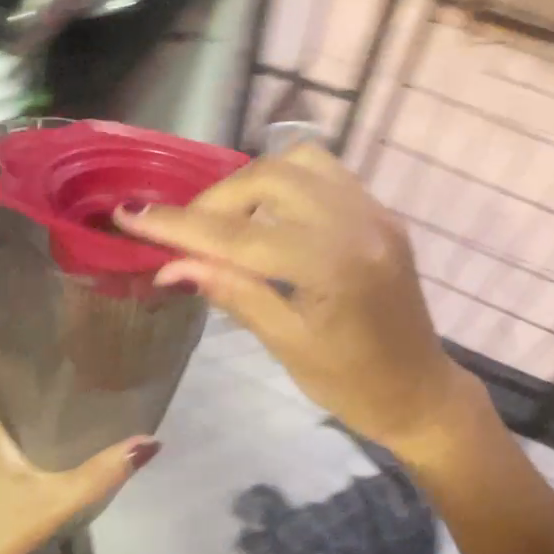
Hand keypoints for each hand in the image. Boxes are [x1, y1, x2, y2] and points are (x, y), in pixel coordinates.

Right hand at [116, 143, 474, 457]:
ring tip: (227, 219)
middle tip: (185, 229)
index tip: (131, 215)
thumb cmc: (353, 386)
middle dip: (218, 198)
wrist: (422, 393)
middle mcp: (360, 223)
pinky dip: (286, 182)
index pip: (242, 236)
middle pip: (271, 177)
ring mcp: (375, 211)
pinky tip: (267, 214)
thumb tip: (169, 265)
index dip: (181, 225)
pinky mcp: (380, 211)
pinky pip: (325, 172)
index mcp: (336, 267)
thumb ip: (232, 293)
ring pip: (300, 160)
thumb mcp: (287, 345)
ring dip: (253, 181)